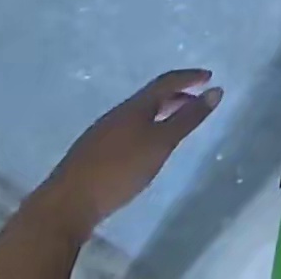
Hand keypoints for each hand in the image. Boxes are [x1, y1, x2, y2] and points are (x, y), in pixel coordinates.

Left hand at [31, 69, 223, 233]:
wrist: (65, 205)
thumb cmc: (119, 168)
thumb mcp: (161, 143)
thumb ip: (189, 118)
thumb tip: (216, 90)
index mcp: (136, 106)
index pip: (167, 81)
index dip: (189, 76)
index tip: (209, 76)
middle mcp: (119, 112)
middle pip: (152, 96)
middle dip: (177, 95)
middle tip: (196, 100)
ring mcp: (103, 132)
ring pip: (138, 114)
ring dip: (160, 113)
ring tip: (175, 124)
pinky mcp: (92, 152)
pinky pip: (127, 129)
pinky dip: (145, 128)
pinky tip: (144, 148)